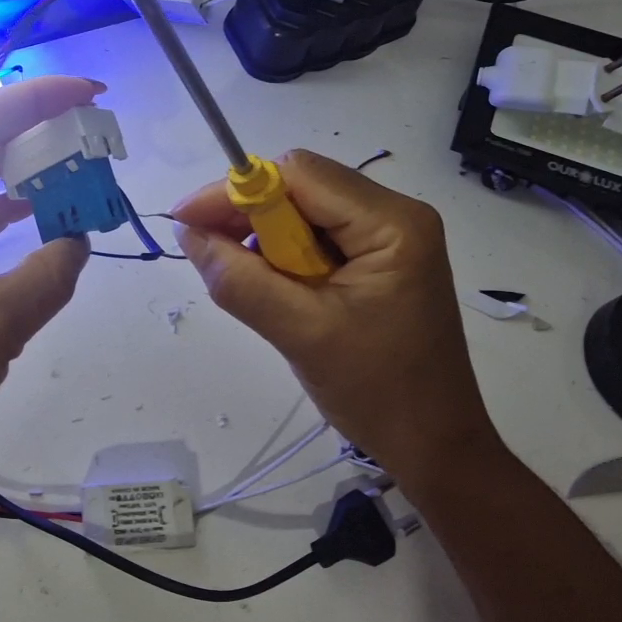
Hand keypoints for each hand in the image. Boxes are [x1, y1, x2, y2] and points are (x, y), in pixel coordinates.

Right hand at [171, 149, 496, 471]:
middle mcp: (396, 215)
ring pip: (306, 210)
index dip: (236, 191)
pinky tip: (273, 286)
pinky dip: (285, 254)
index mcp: (392, 224)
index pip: (299, 175)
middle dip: (248, 214)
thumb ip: (240, 281)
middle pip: (302, 186)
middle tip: (206, 251)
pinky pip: (319, 236)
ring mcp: (392, 236)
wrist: (436, 446)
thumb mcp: (302, 334)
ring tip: (243, 279)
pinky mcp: (382, 259)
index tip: (186, 221)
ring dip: (265, 237)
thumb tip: (188, 235)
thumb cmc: (378, 392)